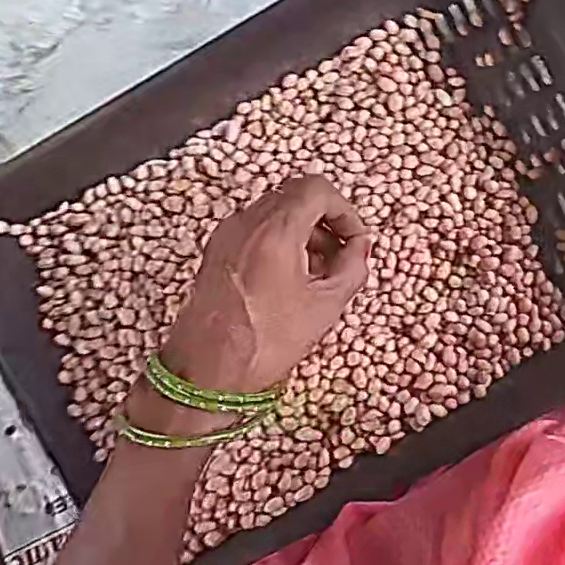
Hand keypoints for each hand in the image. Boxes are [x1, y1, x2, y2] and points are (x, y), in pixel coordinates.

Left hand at [158, 175, 372, 394]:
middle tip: (343, 254)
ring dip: (307, 231)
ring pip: (277, 210)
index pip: (317, 189)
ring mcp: (227, 235)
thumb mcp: (325, 306)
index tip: (355, 240)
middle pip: (297, 195)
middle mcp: (246, 223)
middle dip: (327, 220)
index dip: (345, 211)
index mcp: (274, 230)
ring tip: (321, 272)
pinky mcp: (217, 251)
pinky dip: (283, 240)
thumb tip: (360, 248)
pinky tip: (293, 279)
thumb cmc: (263, 343)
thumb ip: (353, 267)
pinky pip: (258, 229)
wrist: (205, 375)